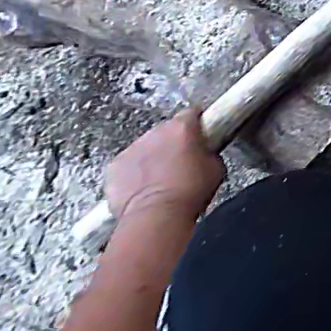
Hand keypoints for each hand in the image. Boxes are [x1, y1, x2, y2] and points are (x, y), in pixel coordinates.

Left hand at [103, 109, 222, 222]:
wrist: (156, 217)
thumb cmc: (190, 193)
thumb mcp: (217, 169)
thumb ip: (208, 153)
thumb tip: (204, 154)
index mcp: (182, 127)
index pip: (191, 114)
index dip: (197, 124)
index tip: (200, 136)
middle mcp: (155, 132)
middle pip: (165, 131)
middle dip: (172, 143)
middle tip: (180, 165)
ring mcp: (132, 148)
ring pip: (144, 148)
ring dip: (152, 158)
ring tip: (159, 182)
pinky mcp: (114, 167)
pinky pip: (126, 166)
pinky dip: (132, 175)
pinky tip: (141, 191)